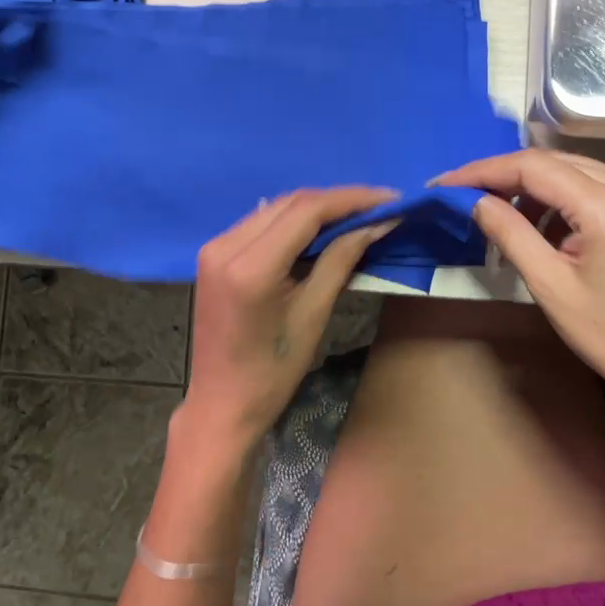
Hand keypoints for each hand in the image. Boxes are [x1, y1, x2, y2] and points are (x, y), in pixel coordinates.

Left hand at [184, 187, 398, 448]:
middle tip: (380, 206)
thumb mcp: (312, 315)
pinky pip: (260, 223)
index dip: (351, 200)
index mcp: (249, 266)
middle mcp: (225, 245)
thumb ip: (341, 260)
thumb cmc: (272, 373)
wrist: (221, 405)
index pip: (306, 211)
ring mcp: (214, 247)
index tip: (390, 200)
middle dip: (337, 200)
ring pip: (275, 209)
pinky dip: (293, 222)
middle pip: (290, 203)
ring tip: (358, 215)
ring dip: (316, 208)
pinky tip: (322, 228)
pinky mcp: (213, 255)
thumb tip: (377, 224)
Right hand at [434, 149, 604, 409]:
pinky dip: (556, 197)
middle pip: (552, 162)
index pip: (535, 168)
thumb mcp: (550, 287)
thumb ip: (510, 235)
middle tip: (463, 194)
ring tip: (498, 216)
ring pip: (569, 169)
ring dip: (529, 187)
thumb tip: (475, 200)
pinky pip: (589, 183)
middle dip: (503, 176)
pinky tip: (537, 224)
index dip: (486, 171)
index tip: (448, 183)